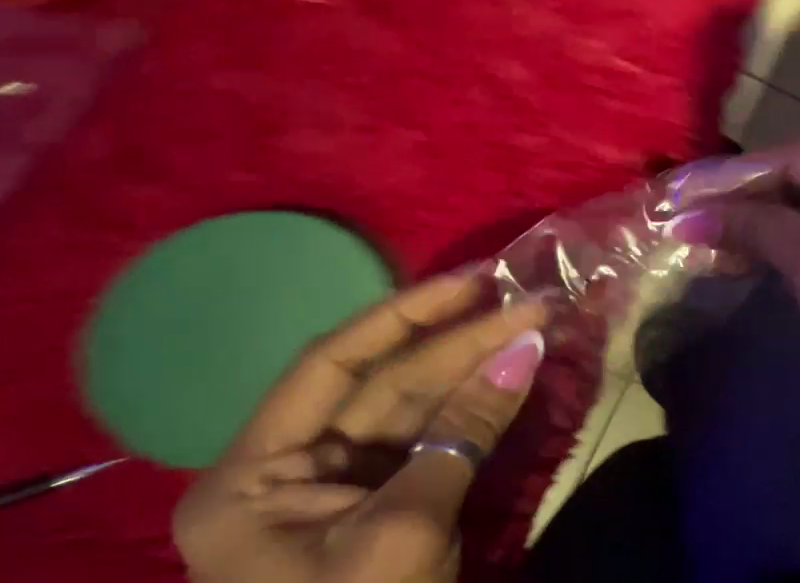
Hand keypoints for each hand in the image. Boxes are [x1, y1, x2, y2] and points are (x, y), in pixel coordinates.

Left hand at [173, 272, 548, 582]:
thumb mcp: (406, 529)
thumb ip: (464, 430)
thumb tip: (529, 343)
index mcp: (251, 477)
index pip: (331, 364)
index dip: (407, 314)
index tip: (477, 280)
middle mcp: (289, 468)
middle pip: (385, 380)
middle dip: (462, 339)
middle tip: (534, 301)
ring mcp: (342, 485)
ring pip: (417, 403)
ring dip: (479, 364)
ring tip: (539, 323)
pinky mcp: (389, 499)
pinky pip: (436, 435)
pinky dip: (479, 403)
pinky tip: (518, 370)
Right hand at [674, 133, 799, 402]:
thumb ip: (752, 228)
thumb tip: (686, 216)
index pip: (792, 156)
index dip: (732, 177)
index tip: (679, 191)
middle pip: (798, 168)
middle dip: (744, 195)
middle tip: (686, 211)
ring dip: (761, 212)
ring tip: (704, 230)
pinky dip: (788, 223)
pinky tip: (744, 241)